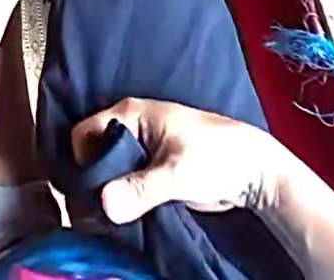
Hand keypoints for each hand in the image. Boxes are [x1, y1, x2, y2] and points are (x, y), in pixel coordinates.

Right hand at [73, 99, 292, 223]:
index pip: (86, 132)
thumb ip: (140, 188)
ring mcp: (141, 148)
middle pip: (94, 152)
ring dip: (108, 192)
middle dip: (93, 181)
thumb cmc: (215, 157)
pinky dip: (121, 197)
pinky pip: (124, 181)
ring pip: (109, 170)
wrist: (252, 170)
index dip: (81, 161)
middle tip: (95, 213)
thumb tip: (104, 204)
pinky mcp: (151, 169)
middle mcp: (130, 126)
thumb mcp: (177, 173)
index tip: (86, 193)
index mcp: (130, 113)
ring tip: (108, 220)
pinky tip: (122, 217)